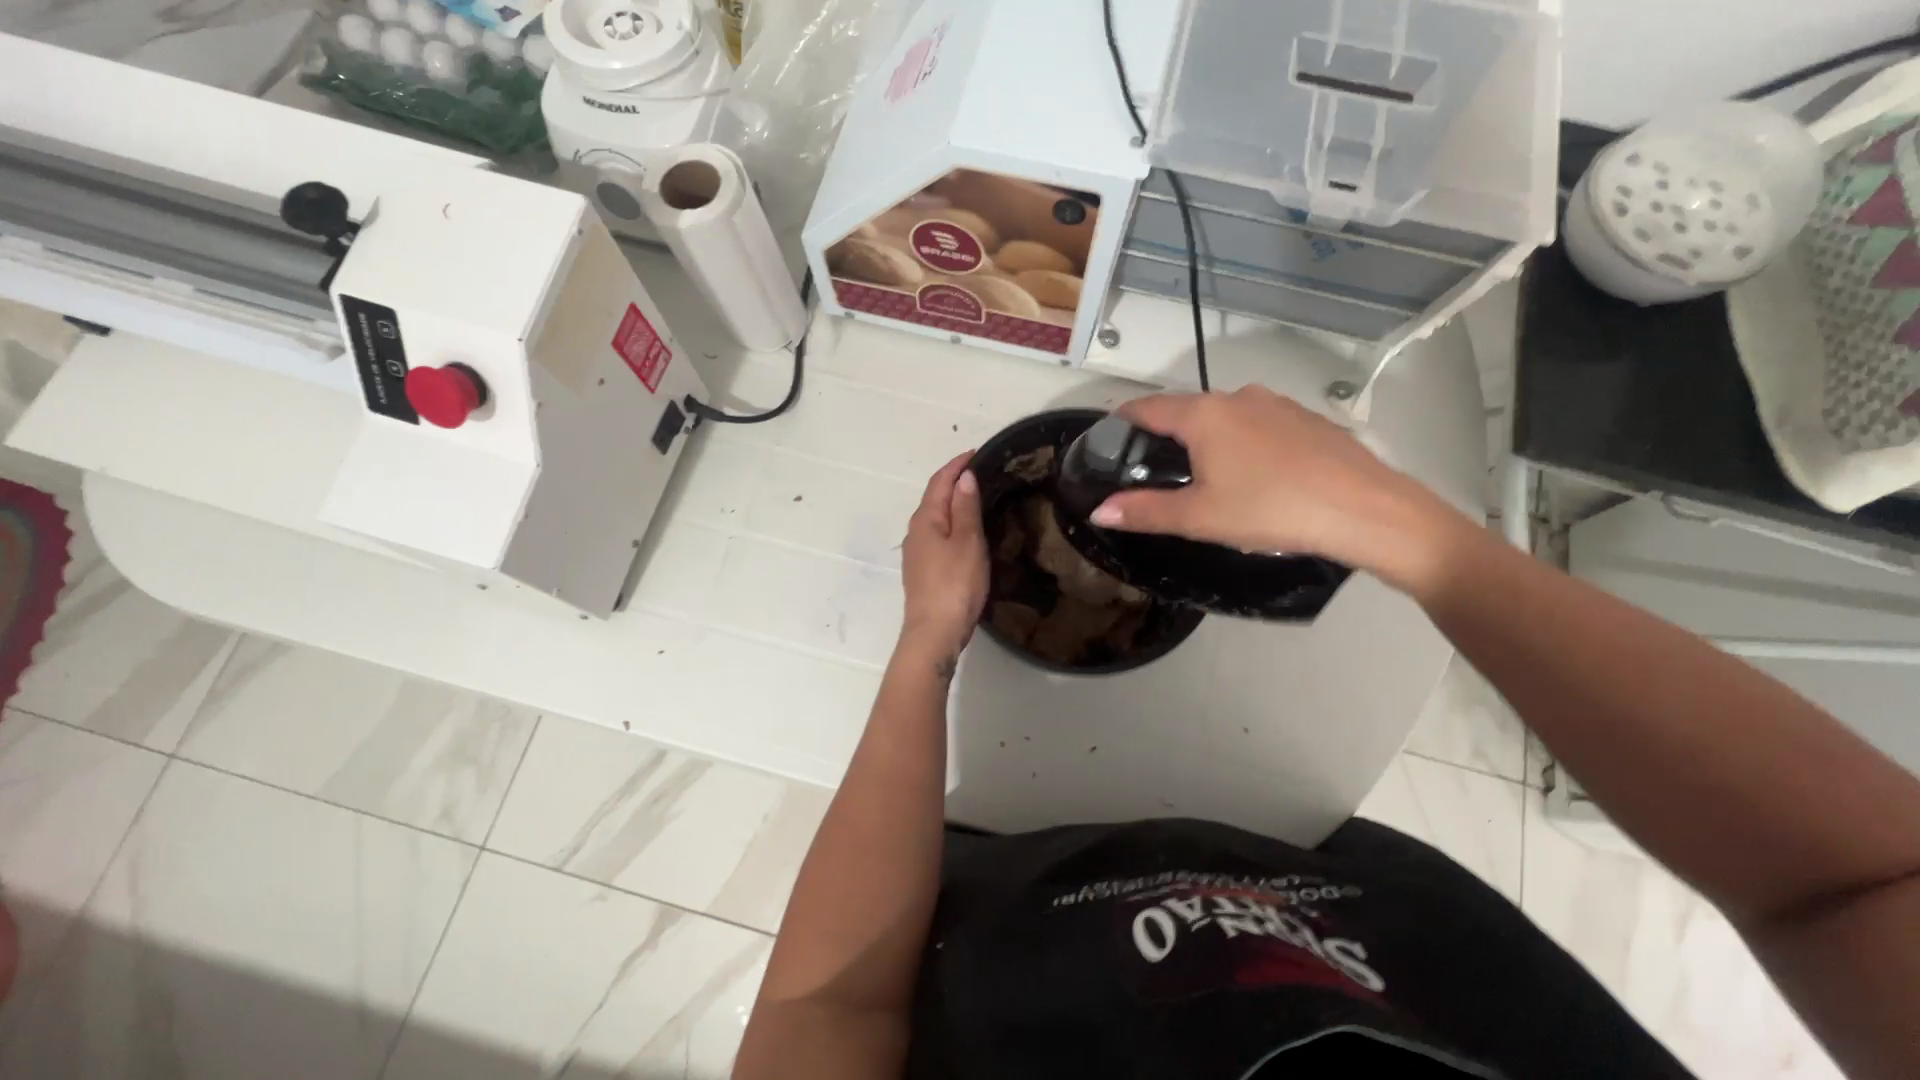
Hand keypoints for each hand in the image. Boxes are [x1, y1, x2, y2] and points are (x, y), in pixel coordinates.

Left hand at [900, 451, 988, 662]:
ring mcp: (917, 553)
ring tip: (978, 498)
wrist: (934, 633)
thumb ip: (965, 508)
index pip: (939, 482)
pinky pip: (938, 536)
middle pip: (934, 498)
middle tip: (982, 472)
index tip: (977, 453)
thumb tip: (963, 478)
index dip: (957, 465)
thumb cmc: (955, 584)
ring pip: (936, 518)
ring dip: (954, 504)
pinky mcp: (923, 571)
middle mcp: (915, 532)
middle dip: (955, 482)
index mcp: (925, 519)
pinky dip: (952, 525)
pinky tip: (966, 533)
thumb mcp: (968, 542)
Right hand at [1088, 386, 1472, 592]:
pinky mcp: (1309, 419)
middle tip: (1156, 472)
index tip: (1109, 440)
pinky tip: (1258, 477)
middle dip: (1167, 435)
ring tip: (1209, 478)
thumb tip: (1098, 510)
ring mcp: (1277, 404)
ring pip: (1227, 417)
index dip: (1123, 421)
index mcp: (1204, 415)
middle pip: (1188, 410)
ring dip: (1210, 439)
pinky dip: (1246, 444)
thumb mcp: (1199, 518)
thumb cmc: (1270, 510)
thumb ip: (1145, 511)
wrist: (1363, 509)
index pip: (1147, 407)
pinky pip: (1261, 426)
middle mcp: (1238, 398)